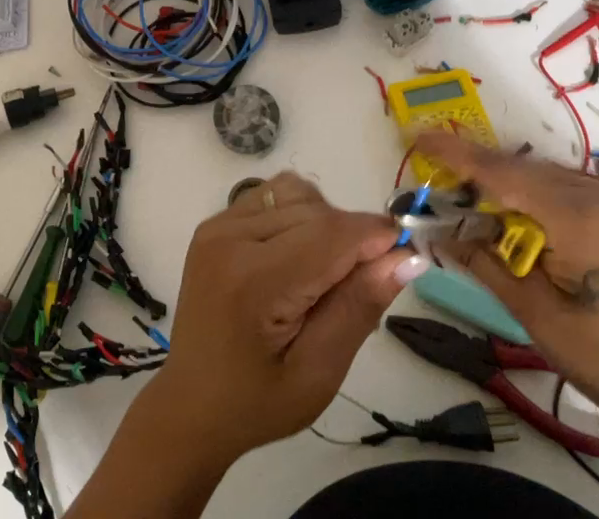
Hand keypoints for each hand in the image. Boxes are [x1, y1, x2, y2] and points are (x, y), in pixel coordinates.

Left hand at [67, 173, 420, 518]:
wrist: (191, 404)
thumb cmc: (258, 401)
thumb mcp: (319, 371)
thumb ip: (359, 307)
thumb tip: (407, 257)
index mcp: (255, 280)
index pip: (333, 233)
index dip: (378, 238)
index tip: (406, 259)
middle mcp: (230, 239)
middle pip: (318, 210)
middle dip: (353, 238)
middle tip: (356, 288)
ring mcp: (217, 227)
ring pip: (297, 194)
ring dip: (325, 223)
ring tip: (322, 274)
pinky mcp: (214, 225)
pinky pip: (272, 196)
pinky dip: (297, 215)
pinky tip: (295, 258)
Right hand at [413, 130, 598, 448]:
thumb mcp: (539, 316)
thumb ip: (487, 262)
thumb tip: (441, 231)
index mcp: (583, 219)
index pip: (505, 175)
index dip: (457, 155)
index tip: (419, 137)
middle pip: (528, 172)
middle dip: (482, 177)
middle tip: (443, 191)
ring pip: (554, 180)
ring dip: (514, 190)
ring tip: (480, 212)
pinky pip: (580, 192)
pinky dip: (545, 200)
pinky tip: (529, 225)